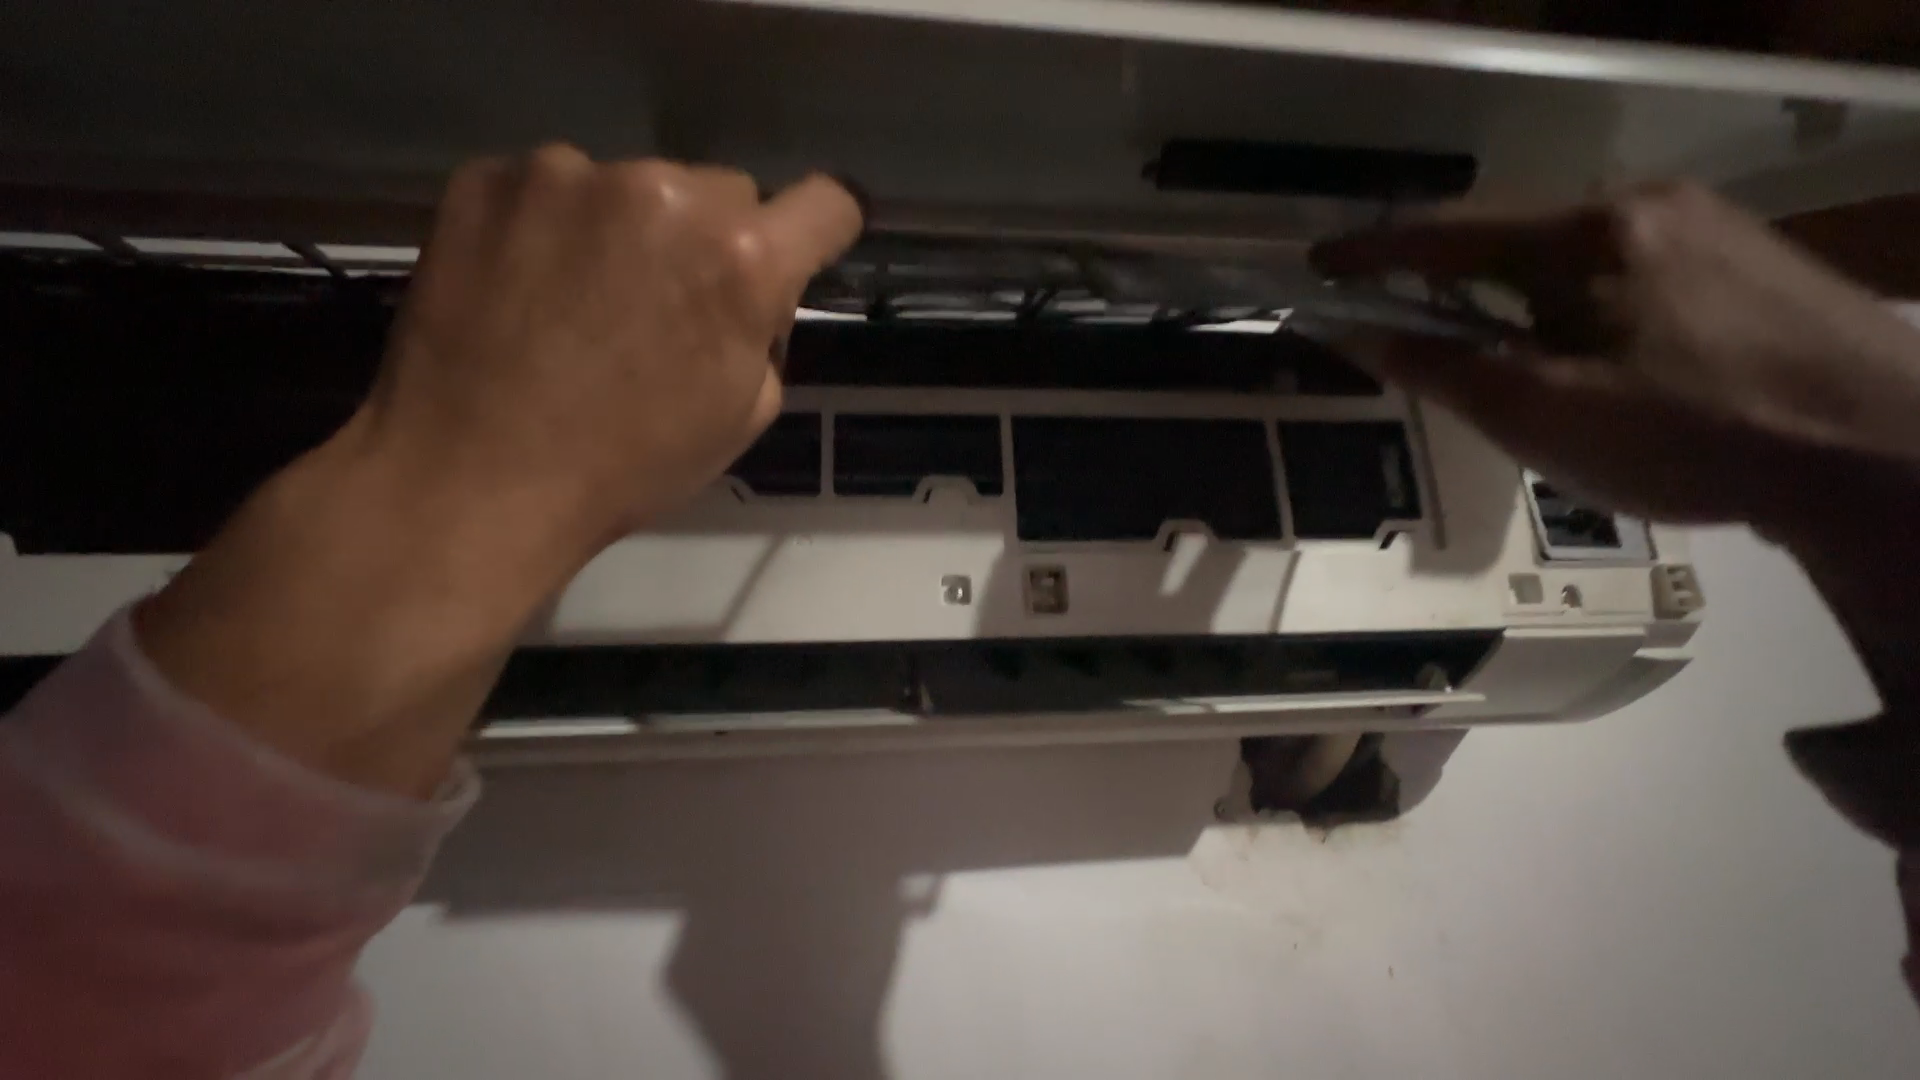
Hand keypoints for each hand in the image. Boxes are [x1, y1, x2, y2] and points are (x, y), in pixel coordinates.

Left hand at [361, 146, 863, 555]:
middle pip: (728, 192)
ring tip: (591, 302)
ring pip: (641, 187)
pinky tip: (534, 286)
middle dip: (719, 240)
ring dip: (637, 231)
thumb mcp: (743, 415)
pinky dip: (562, 226)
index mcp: (743, 262)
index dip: (826, 229)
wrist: (474, 477)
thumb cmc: (629, 465)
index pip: (827, 204)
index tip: (805, 250)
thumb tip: (751, 298)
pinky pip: (560, 188)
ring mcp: (570, 175)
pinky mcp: (493, 176)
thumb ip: (765, 333)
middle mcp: (667, 195)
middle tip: (674, 305)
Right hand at [1311, 181, 1919, 540]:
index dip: (1371, 251)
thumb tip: (1356, 332)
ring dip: (1507, 303)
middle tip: (1411, 337)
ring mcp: (1698, 227)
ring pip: (1559, 260)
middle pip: (1503, 241)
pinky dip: (1562, 307)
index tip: (1317, 262)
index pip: (1446, 233)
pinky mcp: (1737, 259)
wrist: (1887, 455)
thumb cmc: (1689, 432)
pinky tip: (1580, 358)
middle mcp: (1642, 207)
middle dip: (1445, 286)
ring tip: (1502, 366)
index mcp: (1588, 234)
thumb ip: (1437, 367)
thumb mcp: (1536, 412)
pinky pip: (1611, 271)